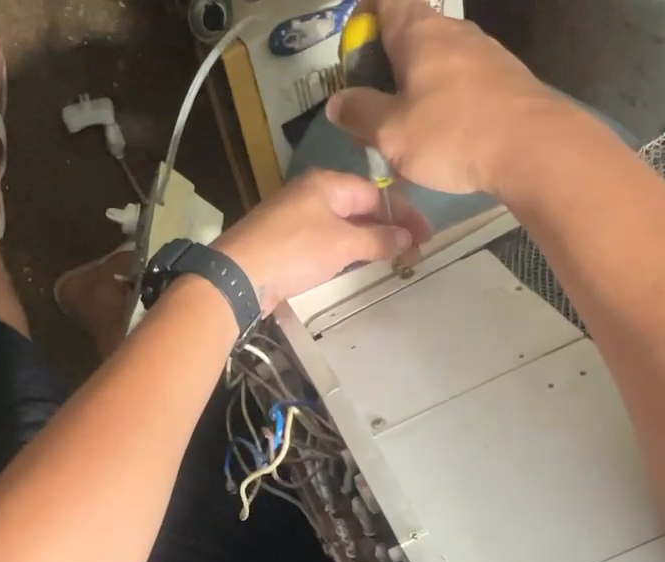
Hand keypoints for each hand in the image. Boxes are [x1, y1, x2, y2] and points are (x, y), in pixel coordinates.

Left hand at [212, 170, 430, 313]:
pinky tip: (354, 265)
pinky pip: (324, 242)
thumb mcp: (342, 244)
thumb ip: (377, 239)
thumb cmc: (294, 251)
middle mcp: (310, 194)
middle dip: (387, 227)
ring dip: (366, 240)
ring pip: (341, 225)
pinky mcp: (284, 243)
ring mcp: (295, 218)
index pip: (376, 192)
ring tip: (391, 258)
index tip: (426, 236)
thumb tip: (406, 238)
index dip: (404, 213)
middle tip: (412, 251)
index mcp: (326, 182)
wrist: (238, 277)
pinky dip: (343, 251)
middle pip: (359, 207)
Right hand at [327, 0, 564, 198]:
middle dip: (384, 65)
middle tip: (370, 107)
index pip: (385, 0)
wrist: (533, 148)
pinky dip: (441, 101)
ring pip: (435, 61)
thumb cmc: (453, 134)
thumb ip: (359, 114)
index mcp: (419, 33)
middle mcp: (452, 32)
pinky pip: (459, 83)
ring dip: (413, 88)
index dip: (364, 17)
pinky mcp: (502, 80)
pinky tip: (440, 137)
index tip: (352, 52)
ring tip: (403, 130)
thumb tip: (338, 101)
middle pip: (409, 34)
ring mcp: (483, 53)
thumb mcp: (391, 133)